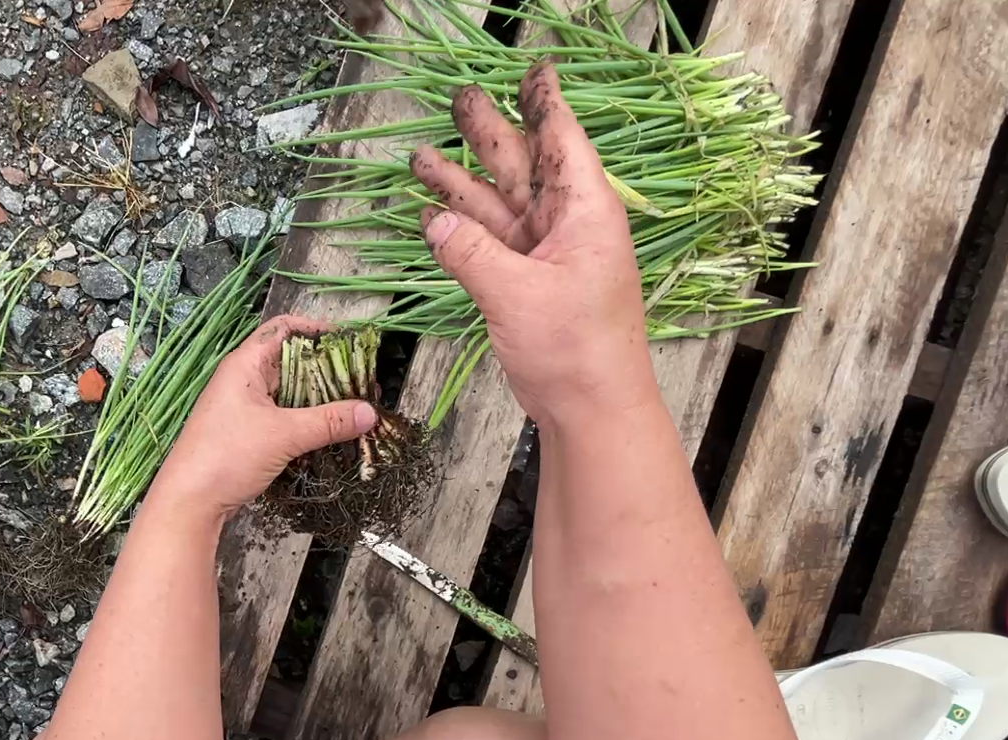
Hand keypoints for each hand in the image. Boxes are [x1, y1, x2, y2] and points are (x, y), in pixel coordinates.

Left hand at [146, 314, 377, 521]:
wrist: (189, 502)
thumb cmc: (227, 456)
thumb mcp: (284, 435)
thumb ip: (329, 421)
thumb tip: (370, 412)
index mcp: (245, 365)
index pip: (284, 329)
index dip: (317, 329)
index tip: (350, 343)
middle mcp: (242, 380)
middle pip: (291, 361)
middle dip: (326, 370)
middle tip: (361, 383)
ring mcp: (242, 408)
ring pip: (288, 392)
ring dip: (318, 399)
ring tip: (351, 408)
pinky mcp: (245, 434)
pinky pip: (281, 417)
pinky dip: (304, 421)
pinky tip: (327, 433)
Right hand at [410, 63, 653, 427]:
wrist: (586, 403)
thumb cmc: (572, 346)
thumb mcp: (518, 294)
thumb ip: (472, 254)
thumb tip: (433, 223)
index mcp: (582, 213)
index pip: (562, 142)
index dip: (544, 102)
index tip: (532, 68)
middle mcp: (562, 226)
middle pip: (520, 168)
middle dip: (488, 134)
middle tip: (458, 101)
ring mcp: (540, 257)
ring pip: (494, 209)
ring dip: (459, 186)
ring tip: (421, 159)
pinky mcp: (520, 285)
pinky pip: (485, 248)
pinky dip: (459, 234)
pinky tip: (431, 217)